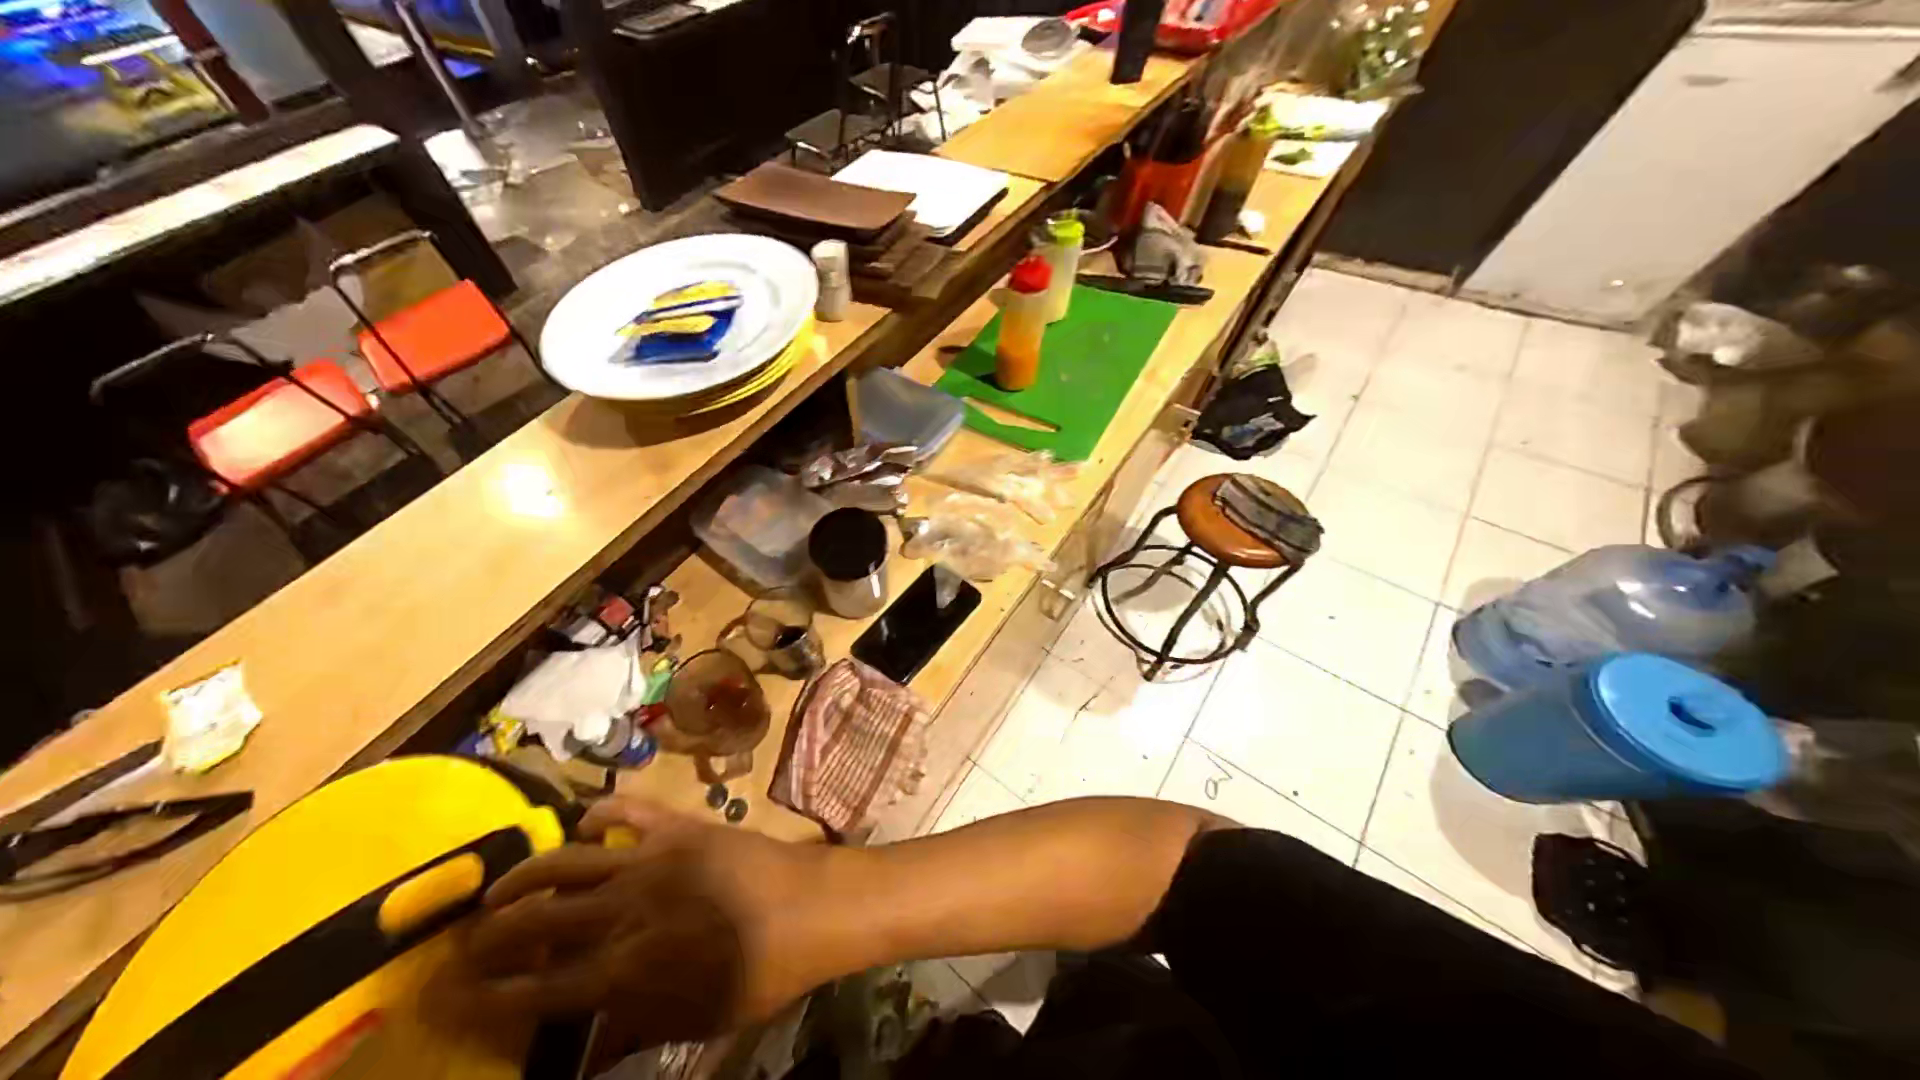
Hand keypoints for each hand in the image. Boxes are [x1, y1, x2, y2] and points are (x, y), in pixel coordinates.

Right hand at [437, 798, 840, 1048]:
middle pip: (534, 922)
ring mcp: (650, 860)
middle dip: (488, 937)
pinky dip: (598, 811)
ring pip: (564, 862)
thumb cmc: (763, 974)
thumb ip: (637, 1031)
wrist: (813, 906)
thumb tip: (590, 1053)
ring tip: (499, 890)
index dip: (483, 997)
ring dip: (523, 875)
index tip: (445, 997)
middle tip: (464, 943)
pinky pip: (626, 809)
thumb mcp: (698, 1021)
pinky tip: (580, 821)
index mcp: (625, 973)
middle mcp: (624, 913)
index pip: (534, 991)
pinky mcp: (678, 826)